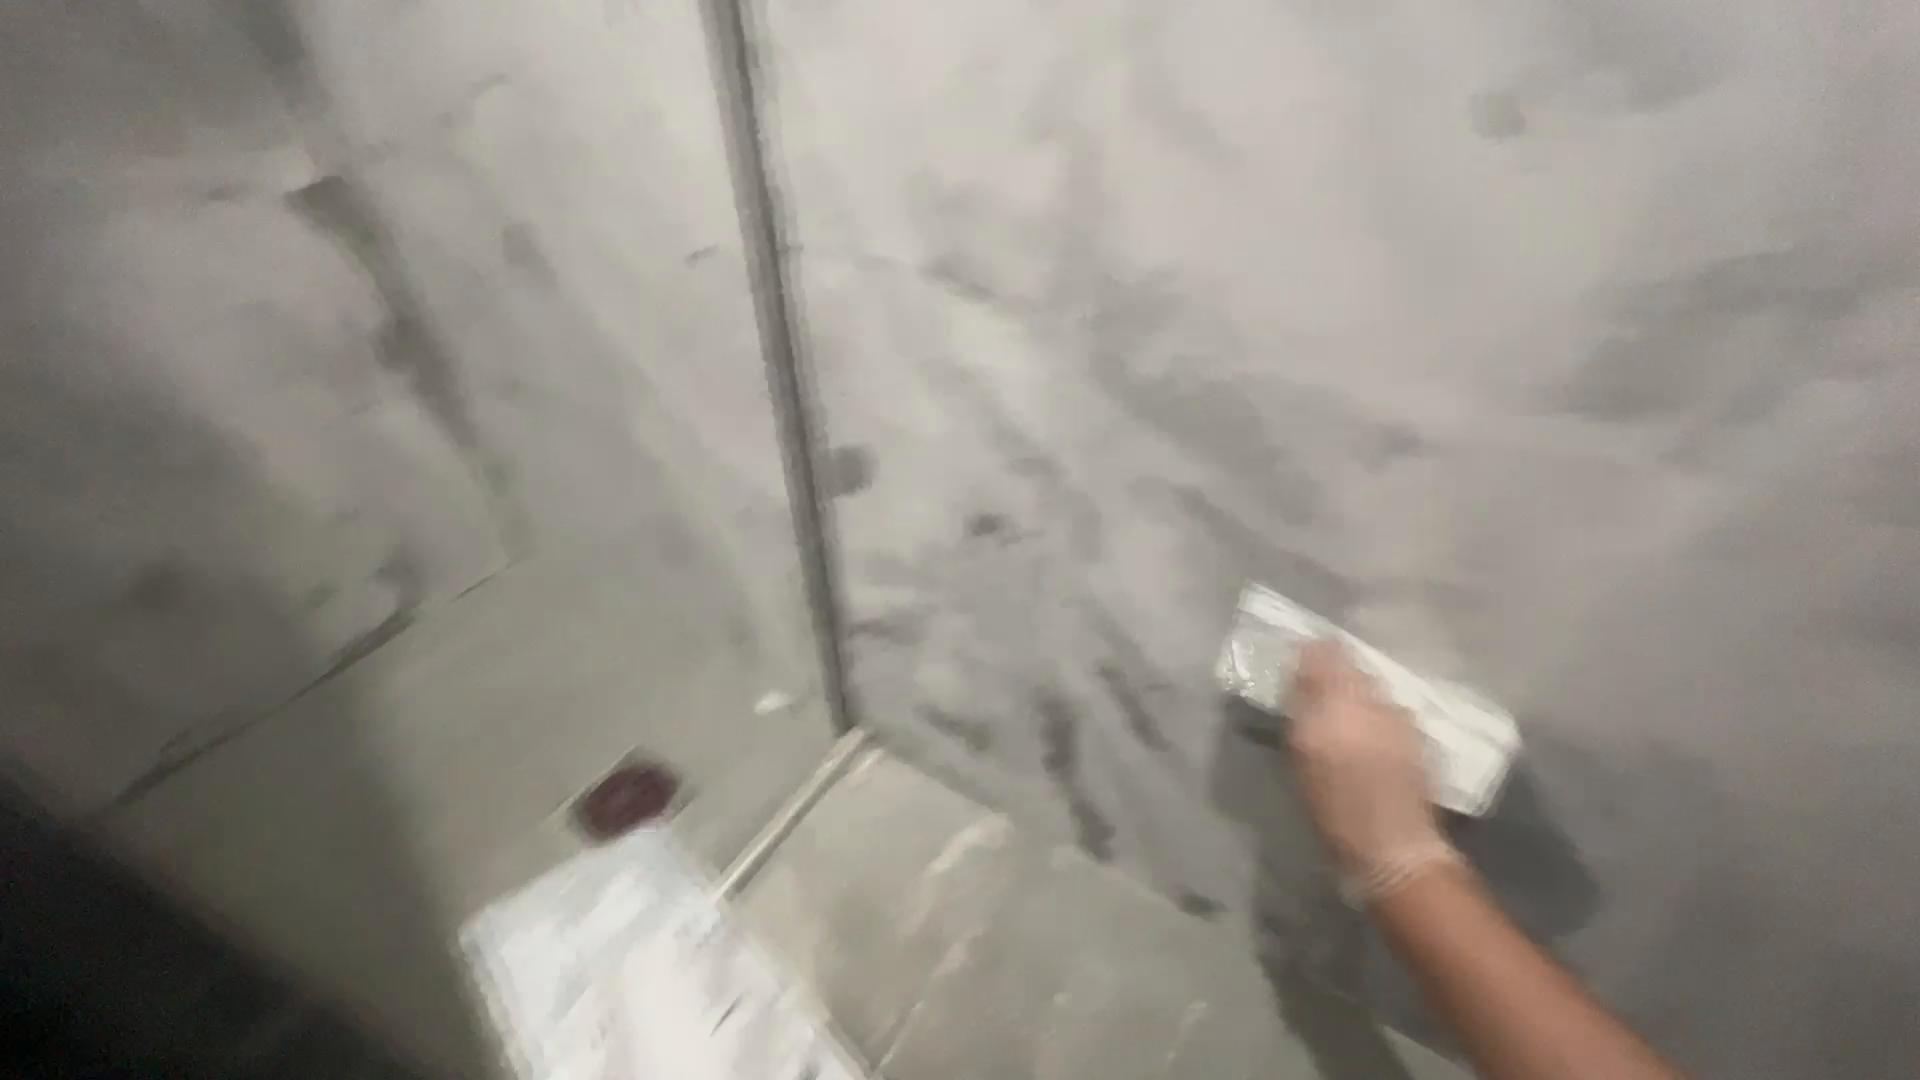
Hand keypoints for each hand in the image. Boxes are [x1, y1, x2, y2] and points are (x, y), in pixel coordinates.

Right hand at [1282, 640, 1445, 882]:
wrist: (1392, 846)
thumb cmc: (1331, 808)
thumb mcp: (1300, 757)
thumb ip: (1301, 709)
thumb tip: (1300, 675)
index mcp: (1334, 707)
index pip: (1323, 656)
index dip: (1311, 650)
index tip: (1298, 653)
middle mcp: (1370, 703)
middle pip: (1352, 664)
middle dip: (1334, 664)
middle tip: (1318, 676)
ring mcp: (1399, 716)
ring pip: (1373, 683)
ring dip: (1357, 685)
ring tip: (1344, 702)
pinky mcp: (1419, 733)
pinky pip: (1391, 704)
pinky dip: (1376, 706)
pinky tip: (1370, 725)